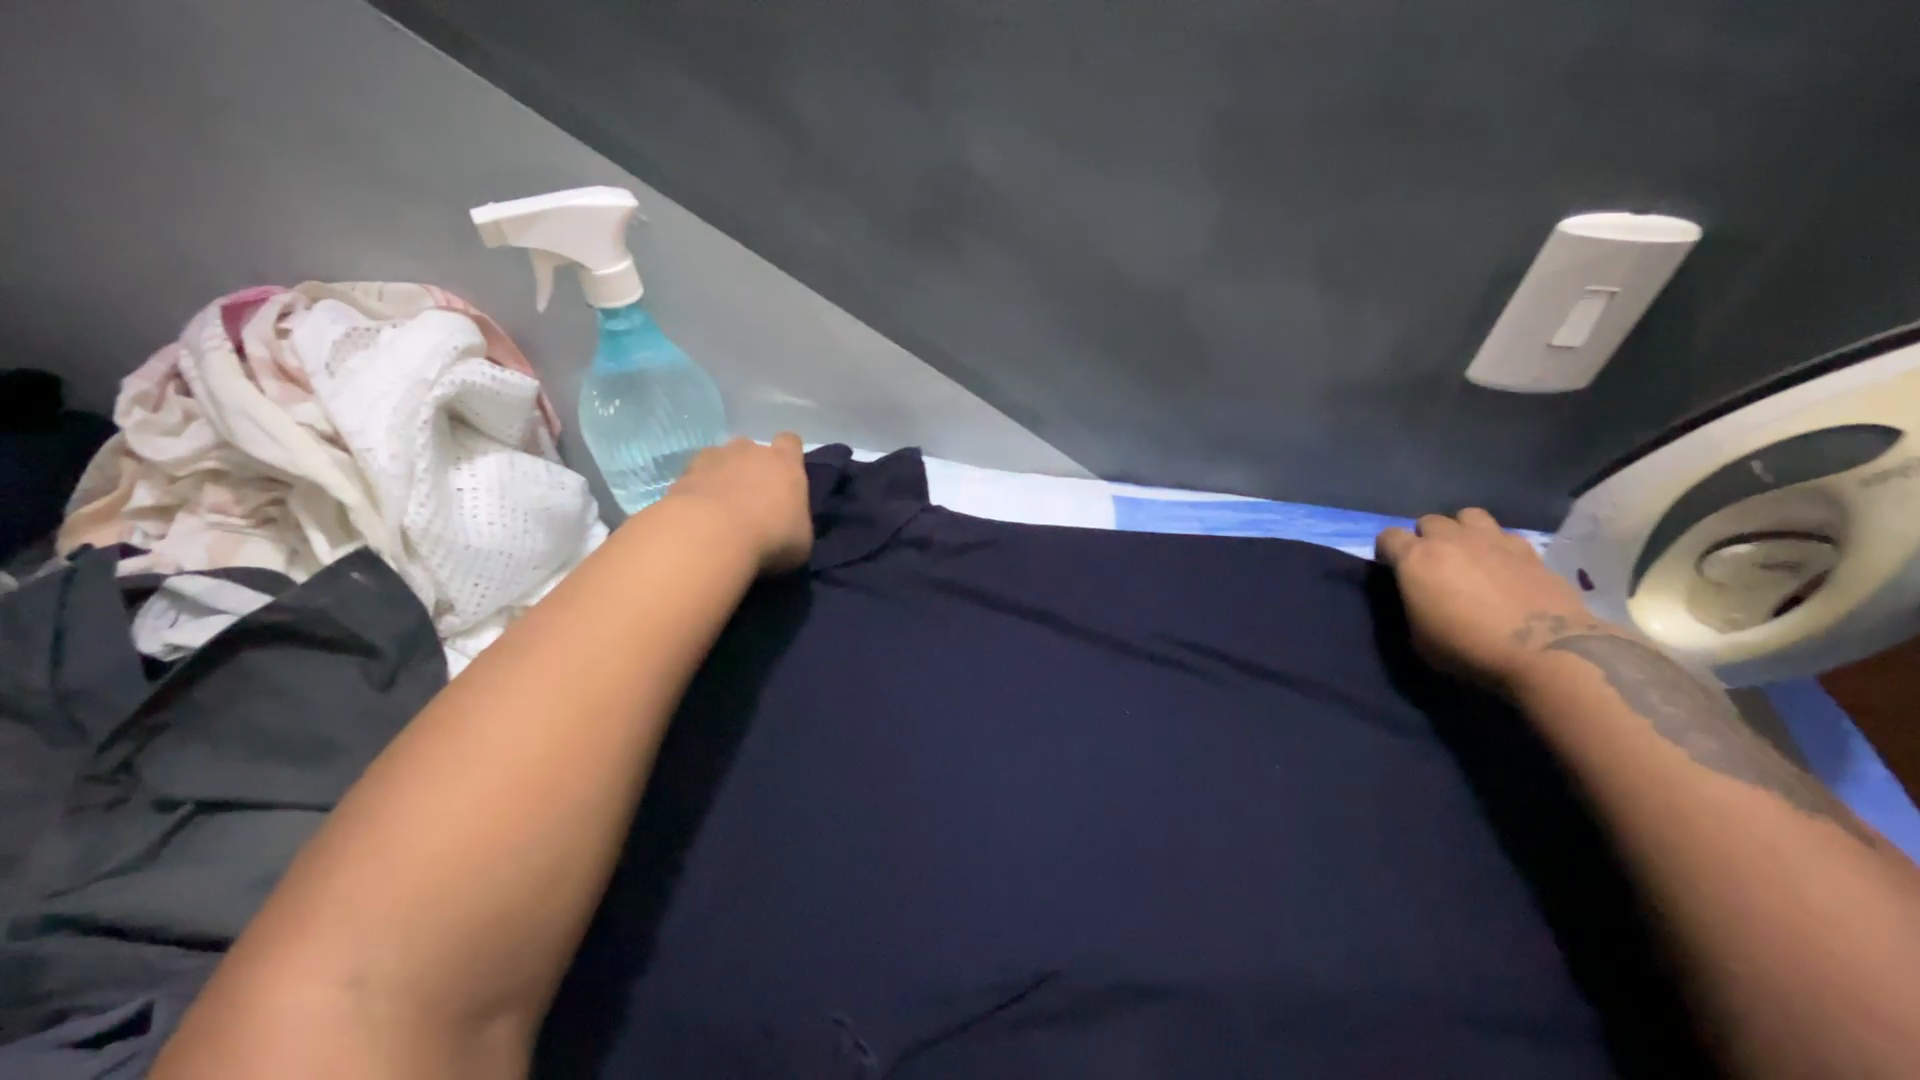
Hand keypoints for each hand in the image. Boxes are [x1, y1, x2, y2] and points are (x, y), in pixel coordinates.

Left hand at [663, 433, 812, 574]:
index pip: (790, 442)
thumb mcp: (801, 540)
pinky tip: (696, 517)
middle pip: (751, 449)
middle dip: (750, 468)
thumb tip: (788, 524)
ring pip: (719, 460)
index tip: (785, 478)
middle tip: (750, 500)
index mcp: (785, 463)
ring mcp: (712, 458)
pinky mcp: (682, 474)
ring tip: (719, 509)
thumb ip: (796, 522)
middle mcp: (749, 451)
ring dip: (721, 477)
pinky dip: (696, 492)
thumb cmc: (770, 538)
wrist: (710, 537)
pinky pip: (693, 478)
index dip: (788, 457)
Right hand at [1375, 508, 1617, 693]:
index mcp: (1416, 559)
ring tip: (1467, 554)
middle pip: (1428, 521)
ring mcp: (1492, 539)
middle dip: (1425, 538)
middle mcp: (1451, 539)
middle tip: (1432, 564)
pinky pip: (1504, 534)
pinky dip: (1498, 545)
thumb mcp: (1418, 637)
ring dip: (1462, 531)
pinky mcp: (1527, 549)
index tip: (1393, 570)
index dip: (1387, 552)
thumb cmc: (1468, 647)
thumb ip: (1412, 606)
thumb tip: (1418, 598)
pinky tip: (1503, 565)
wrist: (1542, 649)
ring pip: (1468, 516)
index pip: (1388, 537)